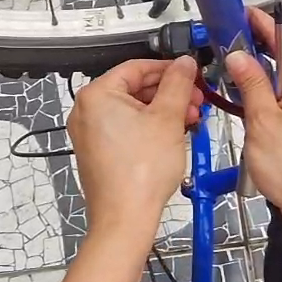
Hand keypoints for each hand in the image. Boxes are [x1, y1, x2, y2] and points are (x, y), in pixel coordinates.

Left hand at [68, 56, 202, 237]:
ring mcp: (90, 133)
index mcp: (96, 95)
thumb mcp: (167, 118)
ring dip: (163, 111)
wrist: (126, 217)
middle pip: (134, 88)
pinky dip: (149, 127)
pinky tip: (173, 134)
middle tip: (194, 99)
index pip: (136, 67)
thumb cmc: (139, 174)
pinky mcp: (99, 151)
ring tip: (189, 120)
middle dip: (168, 93)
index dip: (167, 69)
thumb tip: (183, 64)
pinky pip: (126, 128)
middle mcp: (87, 111)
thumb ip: (177, 84)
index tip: (189, 72)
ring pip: (133, 110)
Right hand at [224, 8, 281, 225]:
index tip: (245, 14)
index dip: (264, 26)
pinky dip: (279, 90)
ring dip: (272, 69)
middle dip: (267, 44)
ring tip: (245, 66)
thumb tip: (239, 56)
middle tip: (240, 37)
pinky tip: (262, 99)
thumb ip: (251, 85)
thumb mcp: (262, 122)